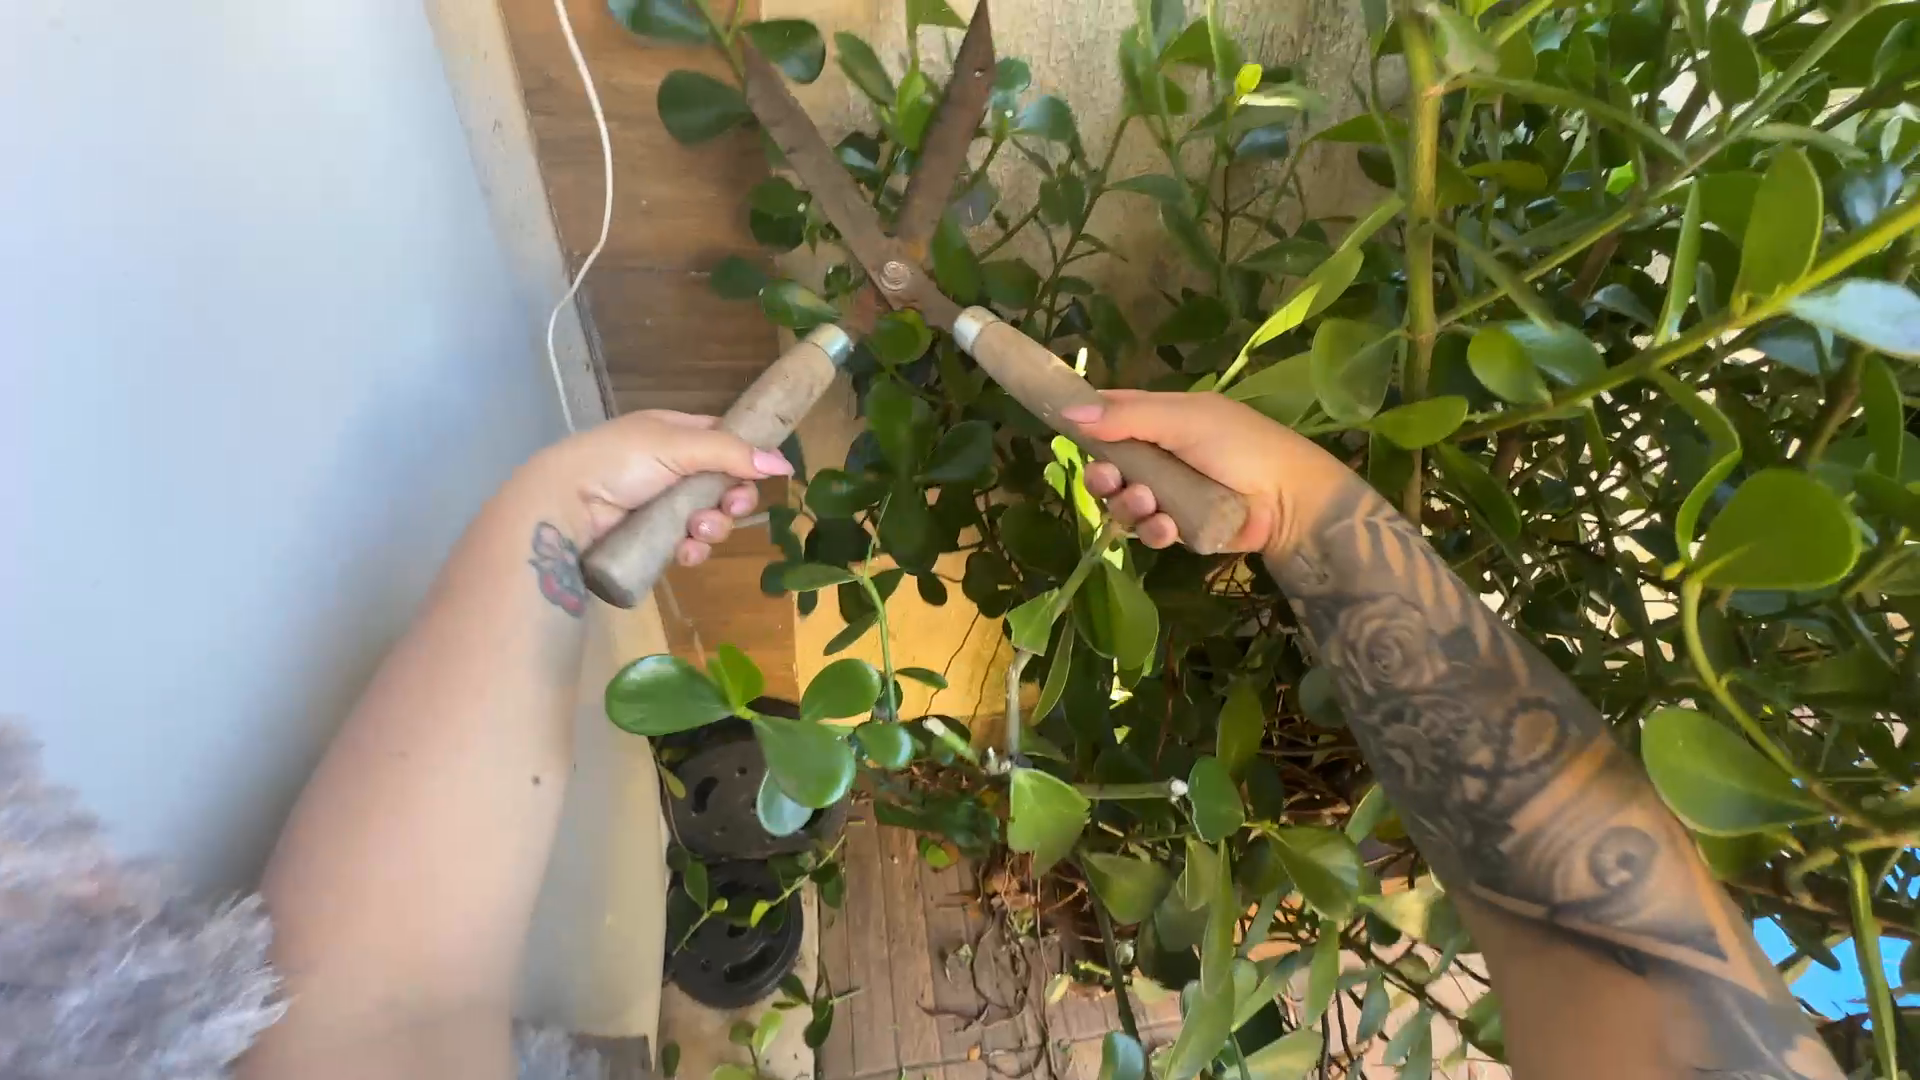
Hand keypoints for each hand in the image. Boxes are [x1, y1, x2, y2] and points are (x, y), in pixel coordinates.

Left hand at [521, 409, 792, 565]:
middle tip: (729, 506)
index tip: (763, 475)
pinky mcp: (654, 538)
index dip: (747, 458)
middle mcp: (672, 468)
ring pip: (711, 518)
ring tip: (695, 530)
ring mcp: (663, 505)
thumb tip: (784, 464)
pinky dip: (693, 550)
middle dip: (732, 499)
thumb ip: (732, 453)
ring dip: (713, 527)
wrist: (563, 506)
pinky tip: (684, 552)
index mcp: (675, 434)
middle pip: (725, 485)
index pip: (726, 442)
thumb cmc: (619, 462)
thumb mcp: (677, 446)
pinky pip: (690, 545)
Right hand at [1062, 390, 1359, 558]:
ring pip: (1122, 502)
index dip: (1083, 420)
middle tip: (1111, 480)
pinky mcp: (1177, 526)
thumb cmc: (1240, 445)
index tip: (1061, 428)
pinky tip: (1168, 527)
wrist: (1289, 500)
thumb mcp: (1183, 420)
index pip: (1108, 413)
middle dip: (1102, 476)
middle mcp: (1156, 454)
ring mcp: (1166, 493)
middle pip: (1106, 466)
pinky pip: (1147, 531)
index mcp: (1157, 418)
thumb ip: (1127, 416)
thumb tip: (1069, 411)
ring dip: (1128, 505)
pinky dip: (1153, 530)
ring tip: (1149, 505)